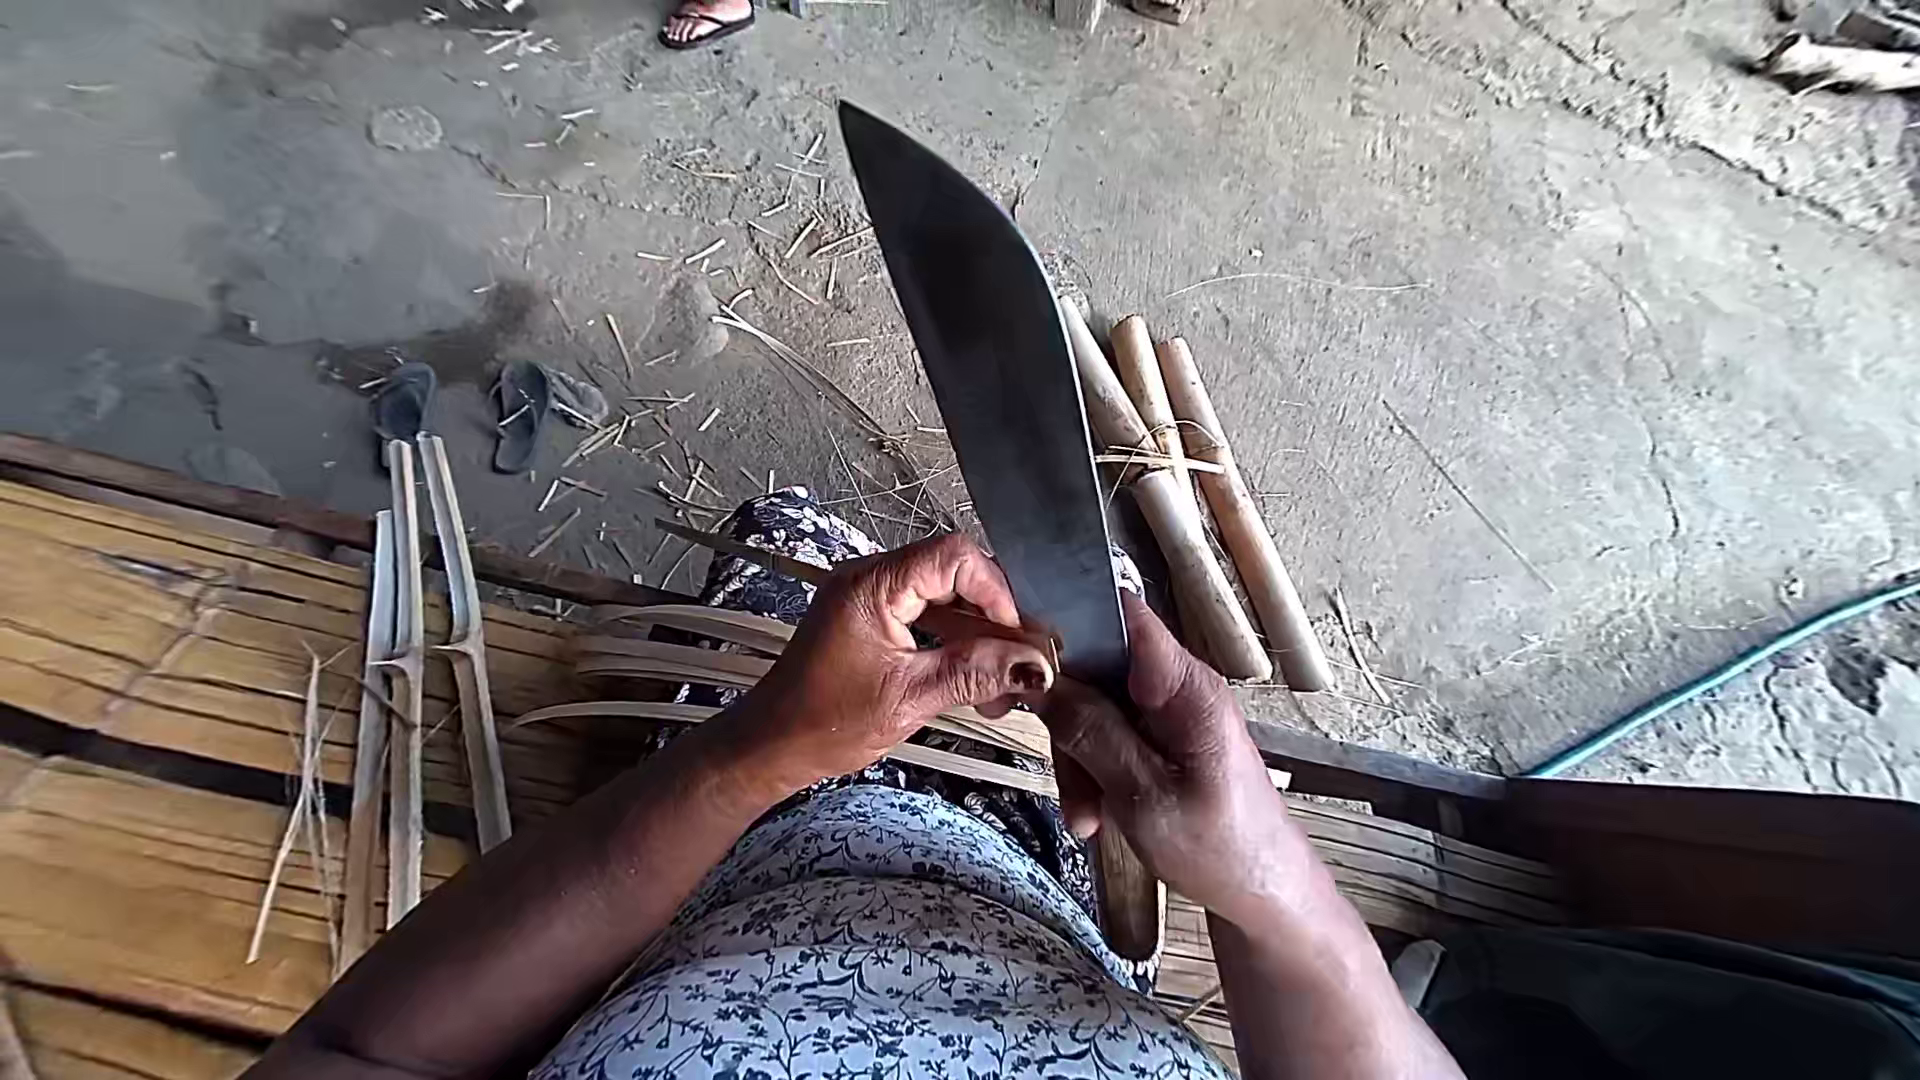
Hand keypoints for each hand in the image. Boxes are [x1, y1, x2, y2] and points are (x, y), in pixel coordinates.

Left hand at [721, 533, 1054, 793]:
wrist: (772, 746)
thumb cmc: (821, 724)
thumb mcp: (908, 698)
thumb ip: (973, 673)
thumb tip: (1031, 665)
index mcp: (872, 586)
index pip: (953, 556)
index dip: (994, 591)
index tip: (1016, 635)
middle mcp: (872, 578)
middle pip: (955, 573)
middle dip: (993, 616)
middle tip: (1021, 657)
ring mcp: (874, 596)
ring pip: (947, 596)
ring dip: (980, 634)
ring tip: (1003, 676)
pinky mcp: (877, 617)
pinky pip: (931, 615)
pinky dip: (958, 642)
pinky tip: (979, 675)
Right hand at [1039, 592, 1304, 927]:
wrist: (1261, 894)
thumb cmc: (1224, 851)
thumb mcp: (1144, 797)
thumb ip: (1092, 733)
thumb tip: (1042, 682)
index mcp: (1186, 685)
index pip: (1124, 613)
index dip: (1071, 616)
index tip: (1027, 652)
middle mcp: (1175, 684)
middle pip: (1096, 664)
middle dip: (1065, 712)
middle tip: (1061, 768)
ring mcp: (1165, 708)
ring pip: (1093, 702)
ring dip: (1076, 752)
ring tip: (1085, 811)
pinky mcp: (1157, 731)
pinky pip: (1106, 729)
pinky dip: (1091, 765)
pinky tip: (1096, 809)